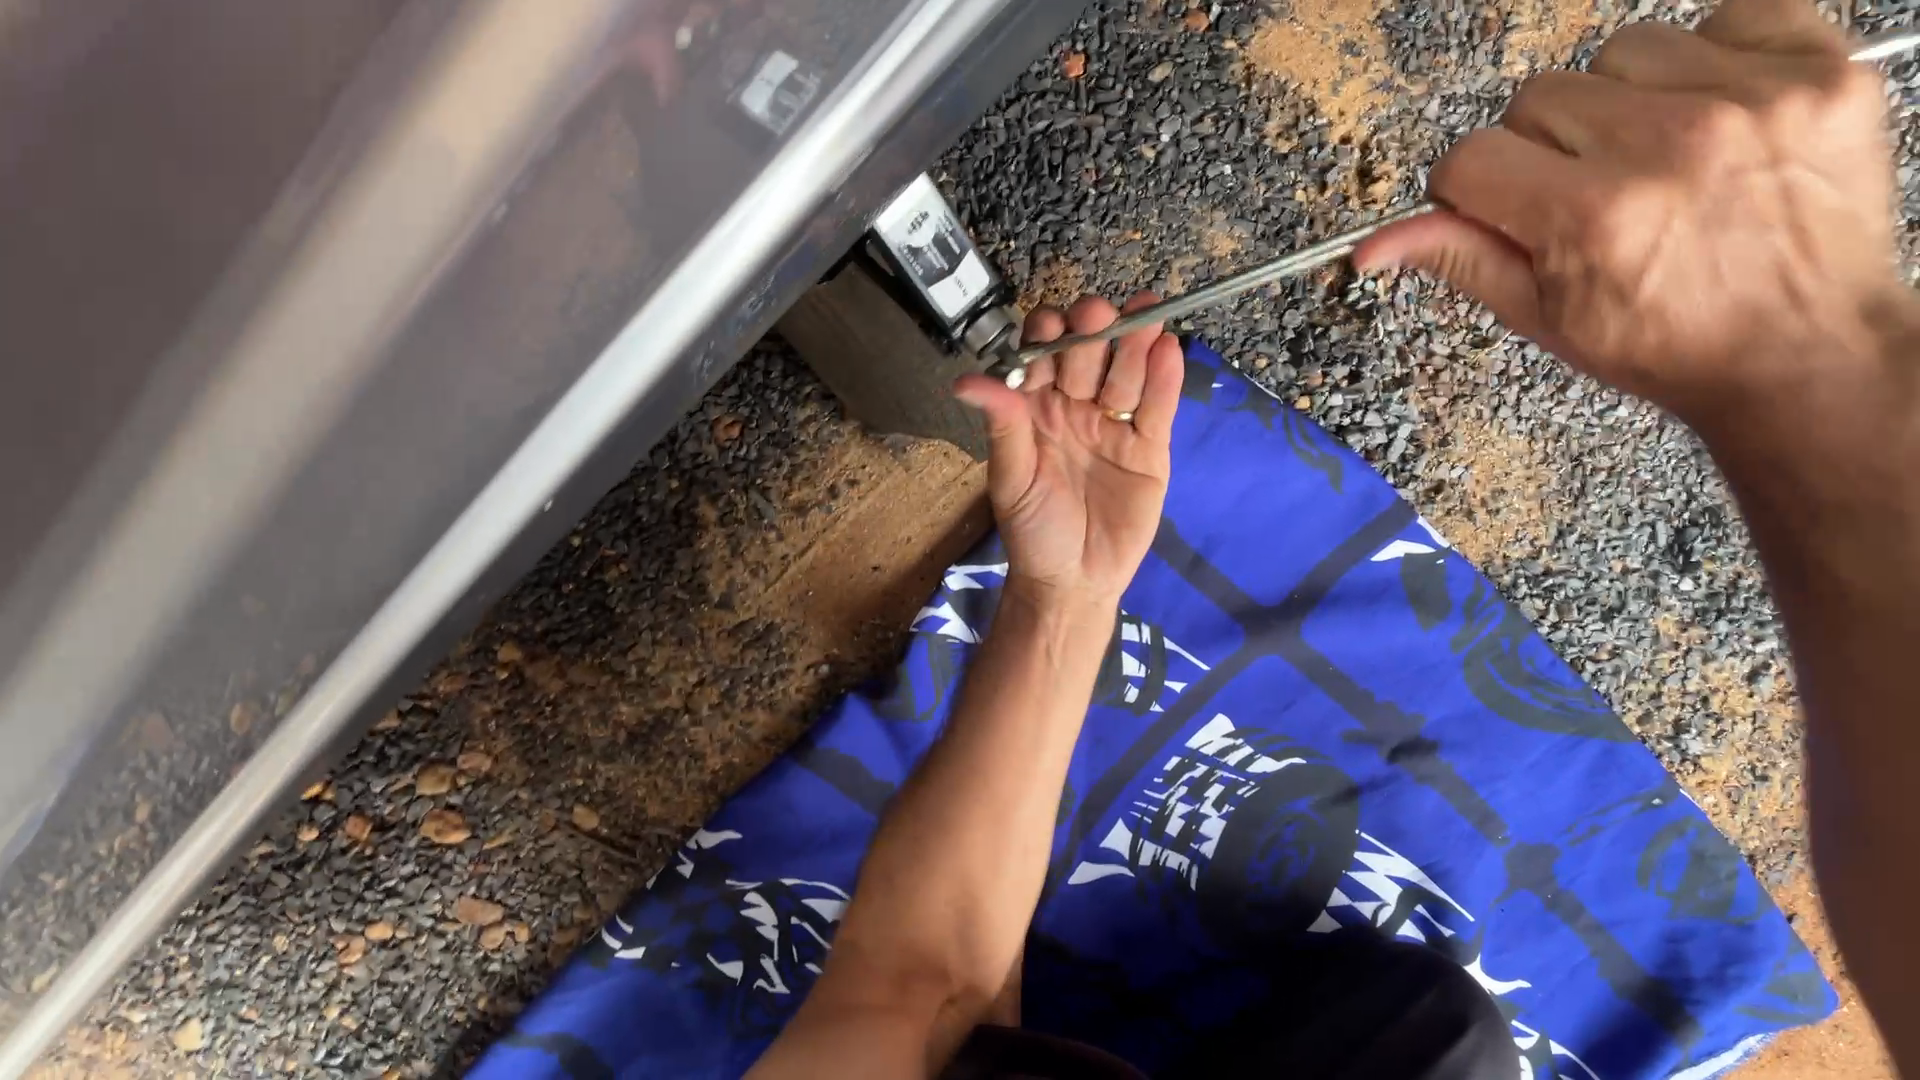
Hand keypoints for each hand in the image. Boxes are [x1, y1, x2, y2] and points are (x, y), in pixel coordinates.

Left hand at [953, 294, 1183, 608]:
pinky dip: (1166, 380)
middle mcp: (1076, 406)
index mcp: (1036, 409)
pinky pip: (1159, 408)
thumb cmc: (1034, 531)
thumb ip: (1002, 426)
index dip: (1047, 336)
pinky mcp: (1149, 448)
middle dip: (1092, 329)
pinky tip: (1168, 349)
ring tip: (1144, 311)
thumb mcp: (1012, 479)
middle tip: (1097, 315)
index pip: (1042, 356)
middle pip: (1088, 354)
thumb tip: (966, 381)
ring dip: (1134, 341)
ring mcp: (1114, 424)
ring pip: (1126, 373)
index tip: (1050, 327)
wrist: (1074, 580)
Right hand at [1356, 0, 1910, 438]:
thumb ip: (1457, 258)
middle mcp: (1667, 146)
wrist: (1799, 349)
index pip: (1470, 158)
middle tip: (1578, 195)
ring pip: (1619, 51)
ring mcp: (1752, 99)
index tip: (1499, 210)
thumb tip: (1369, 247)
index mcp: (1589, 217)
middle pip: (1535, 98)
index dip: (1468, 189)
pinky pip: (1727, 15)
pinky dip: (1705, 59)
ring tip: (1645, 155)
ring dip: (1614, 100)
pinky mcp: (1822, 67)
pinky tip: (1707, 116)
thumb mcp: (1536, 314)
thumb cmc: (1659, 342)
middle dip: (1538, 147)